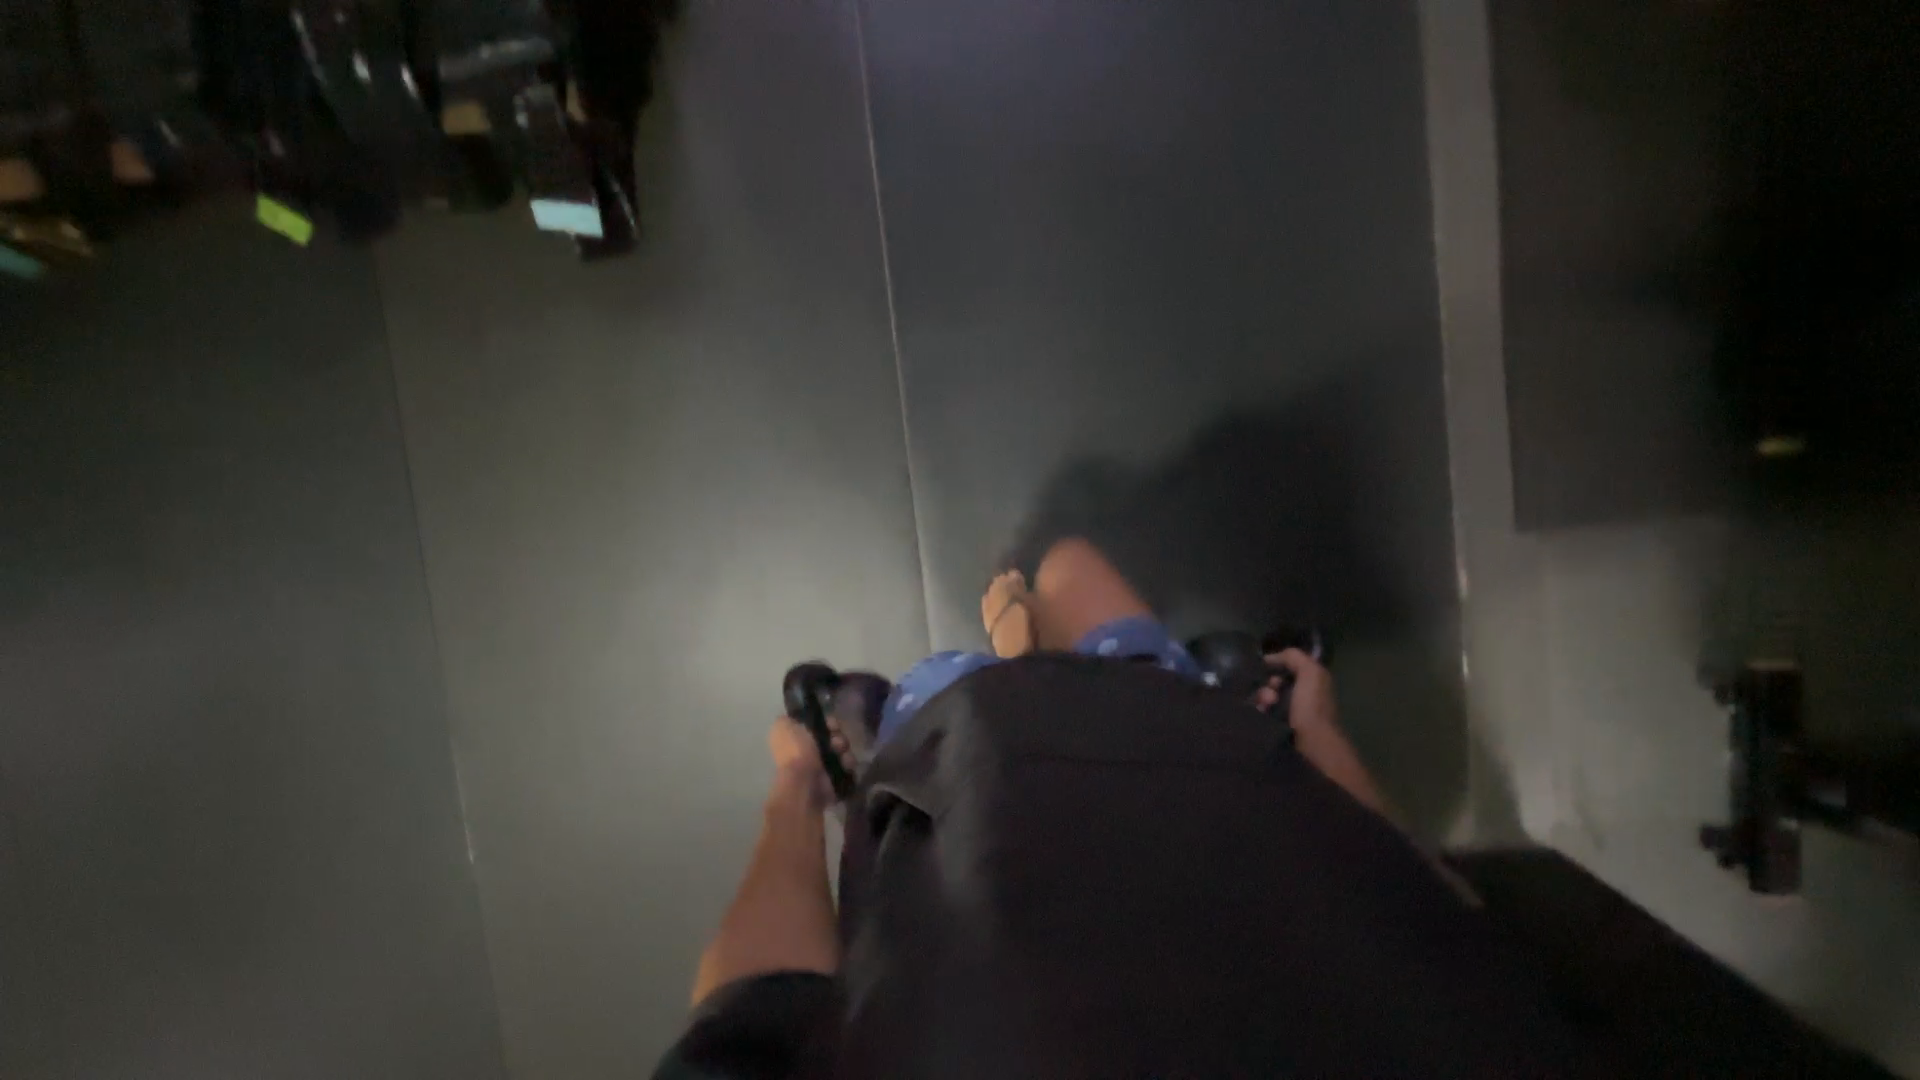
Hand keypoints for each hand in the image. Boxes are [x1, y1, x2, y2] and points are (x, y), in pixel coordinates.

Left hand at [767, 716, 848, 810]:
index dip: (826, 721)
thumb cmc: (795, 751)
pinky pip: (847, 764)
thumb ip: (788, 719)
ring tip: (841, 754)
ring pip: (841, 749)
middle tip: (836, 741)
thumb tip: (795, 717)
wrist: (805, 782)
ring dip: (844, 749)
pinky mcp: (834, 778)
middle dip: (838, 735)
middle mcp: (808, 753)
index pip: (817, 724)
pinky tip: (844, 765)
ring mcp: (822, 767)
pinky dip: (847, 763)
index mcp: (796, 740)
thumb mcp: (783, 726)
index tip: (830, 722)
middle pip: (832, 736)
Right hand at [1255, 648, 1339, 732]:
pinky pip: (1258, 712)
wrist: (1311, 744)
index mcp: (1310, 682)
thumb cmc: (1313, 706)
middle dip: (1266, 684)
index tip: (1269, 671)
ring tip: (1264, 706)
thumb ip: (1294, 657)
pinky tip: (1260, 713)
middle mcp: (1299, 696)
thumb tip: (1269, 658)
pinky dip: (1257, 711)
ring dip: (1260, 697)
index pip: (1285, 667)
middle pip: (1271, 682)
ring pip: (1263, 697)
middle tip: (1269, 694)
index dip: (1275, 666)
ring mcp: (1287, 713)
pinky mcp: (1274, 727)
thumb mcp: (1311, 672)